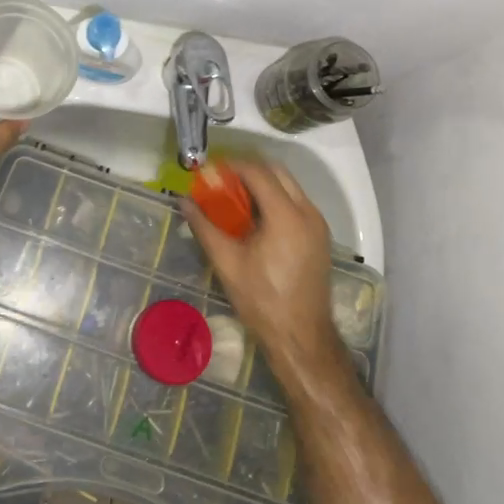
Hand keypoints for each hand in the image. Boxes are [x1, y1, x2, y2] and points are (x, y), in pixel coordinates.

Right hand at [182, 160, 340, 370]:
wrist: (302, 337)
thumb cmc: (262, 301)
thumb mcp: (227, 263)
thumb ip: (204, 227)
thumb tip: (184, 202)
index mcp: (285, 215)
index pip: (258, 173)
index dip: (232, 166)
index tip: (210, 171)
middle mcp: (307, 212)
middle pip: (277, 172)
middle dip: (248, 170)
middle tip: (222, 181)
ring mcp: (318, 224)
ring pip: (290, 186)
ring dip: (263, 184)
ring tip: (235, 198)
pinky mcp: (320, 237)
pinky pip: (297, 203)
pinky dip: (276, 199)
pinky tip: (255, 218)